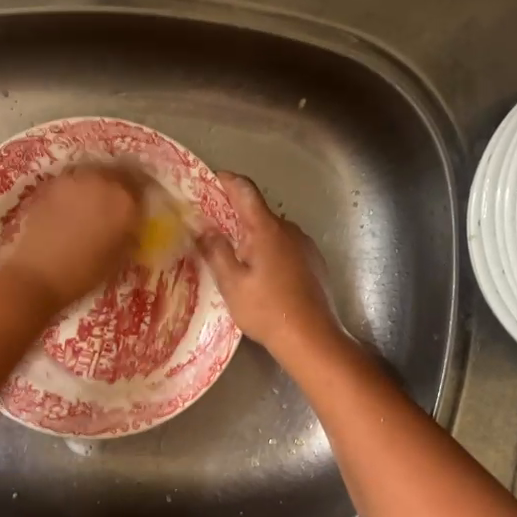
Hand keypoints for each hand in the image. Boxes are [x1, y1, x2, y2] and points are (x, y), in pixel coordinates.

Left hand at [0, 166, 142, 309]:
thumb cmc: (85, 272)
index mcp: (125, 199)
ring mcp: (74, 178)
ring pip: (93, 173)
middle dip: (120, 184)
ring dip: (96, 183)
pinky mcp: (51, 184)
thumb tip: (131, 221)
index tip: (138, 204)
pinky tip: (71, 206)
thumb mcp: (120, 256)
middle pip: (117, 172)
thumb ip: (130, 230)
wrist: (38, 273)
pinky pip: (72, 180)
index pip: (142, 184)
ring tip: (93, 202)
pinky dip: (76, 189)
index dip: (140, 194)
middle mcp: (102, 180)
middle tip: (116, 202)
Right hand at [199, 173, 343, 358]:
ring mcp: (305, 245)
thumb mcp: (231, 283)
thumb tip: (202, 227)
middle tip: (212, 227)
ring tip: (235, 257)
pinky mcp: (314, 262)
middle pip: (258, 212)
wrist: (311, 337)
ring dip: (253, 237)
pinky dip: (269, 251)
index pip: (245, 190)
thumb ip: (215, 251)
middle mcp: (289, 229)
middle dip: (235, 215)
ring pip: (272, 231)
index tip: (210, 179)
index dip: (226, 180)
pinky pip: (286, 247)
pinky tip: (260, 274)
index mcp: (266, 229)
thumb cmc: (266, 310)